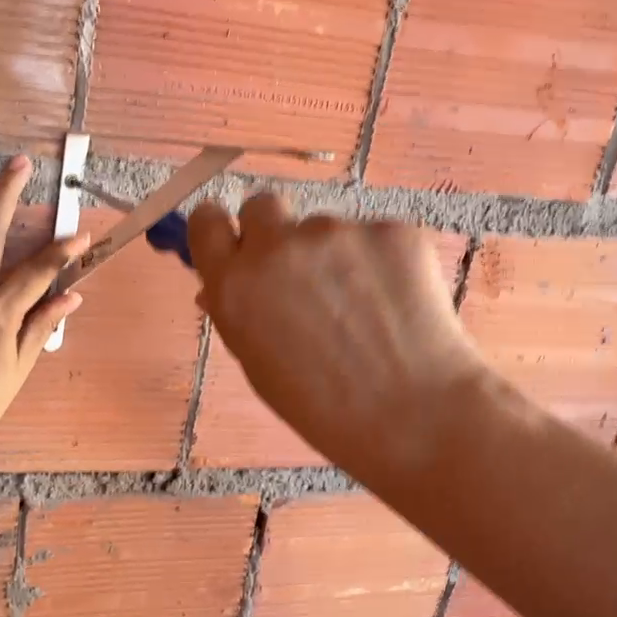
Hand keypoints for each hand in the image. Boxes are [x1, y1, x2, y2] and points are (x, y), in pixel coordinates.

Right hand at [188, 193, 495, 485]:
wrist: (410, 412)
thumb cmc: (318, 405)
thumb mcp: (255, 361)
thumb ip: (237, 312)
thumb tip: (225, 285)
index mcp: (233, 284)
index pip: (206, 219)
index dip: (220, 230)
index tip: (234, 244)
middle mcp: (276, 247)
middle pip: (261, 205)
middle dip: (273, 231)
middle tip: (298, 272)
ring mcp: (335, 232)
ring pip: (324, 228)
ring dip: (333, 254)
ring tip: (361, 308)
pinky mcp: (389, 228)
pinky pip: (373, 236)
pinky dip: (380, 262)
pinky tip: (394, 304)